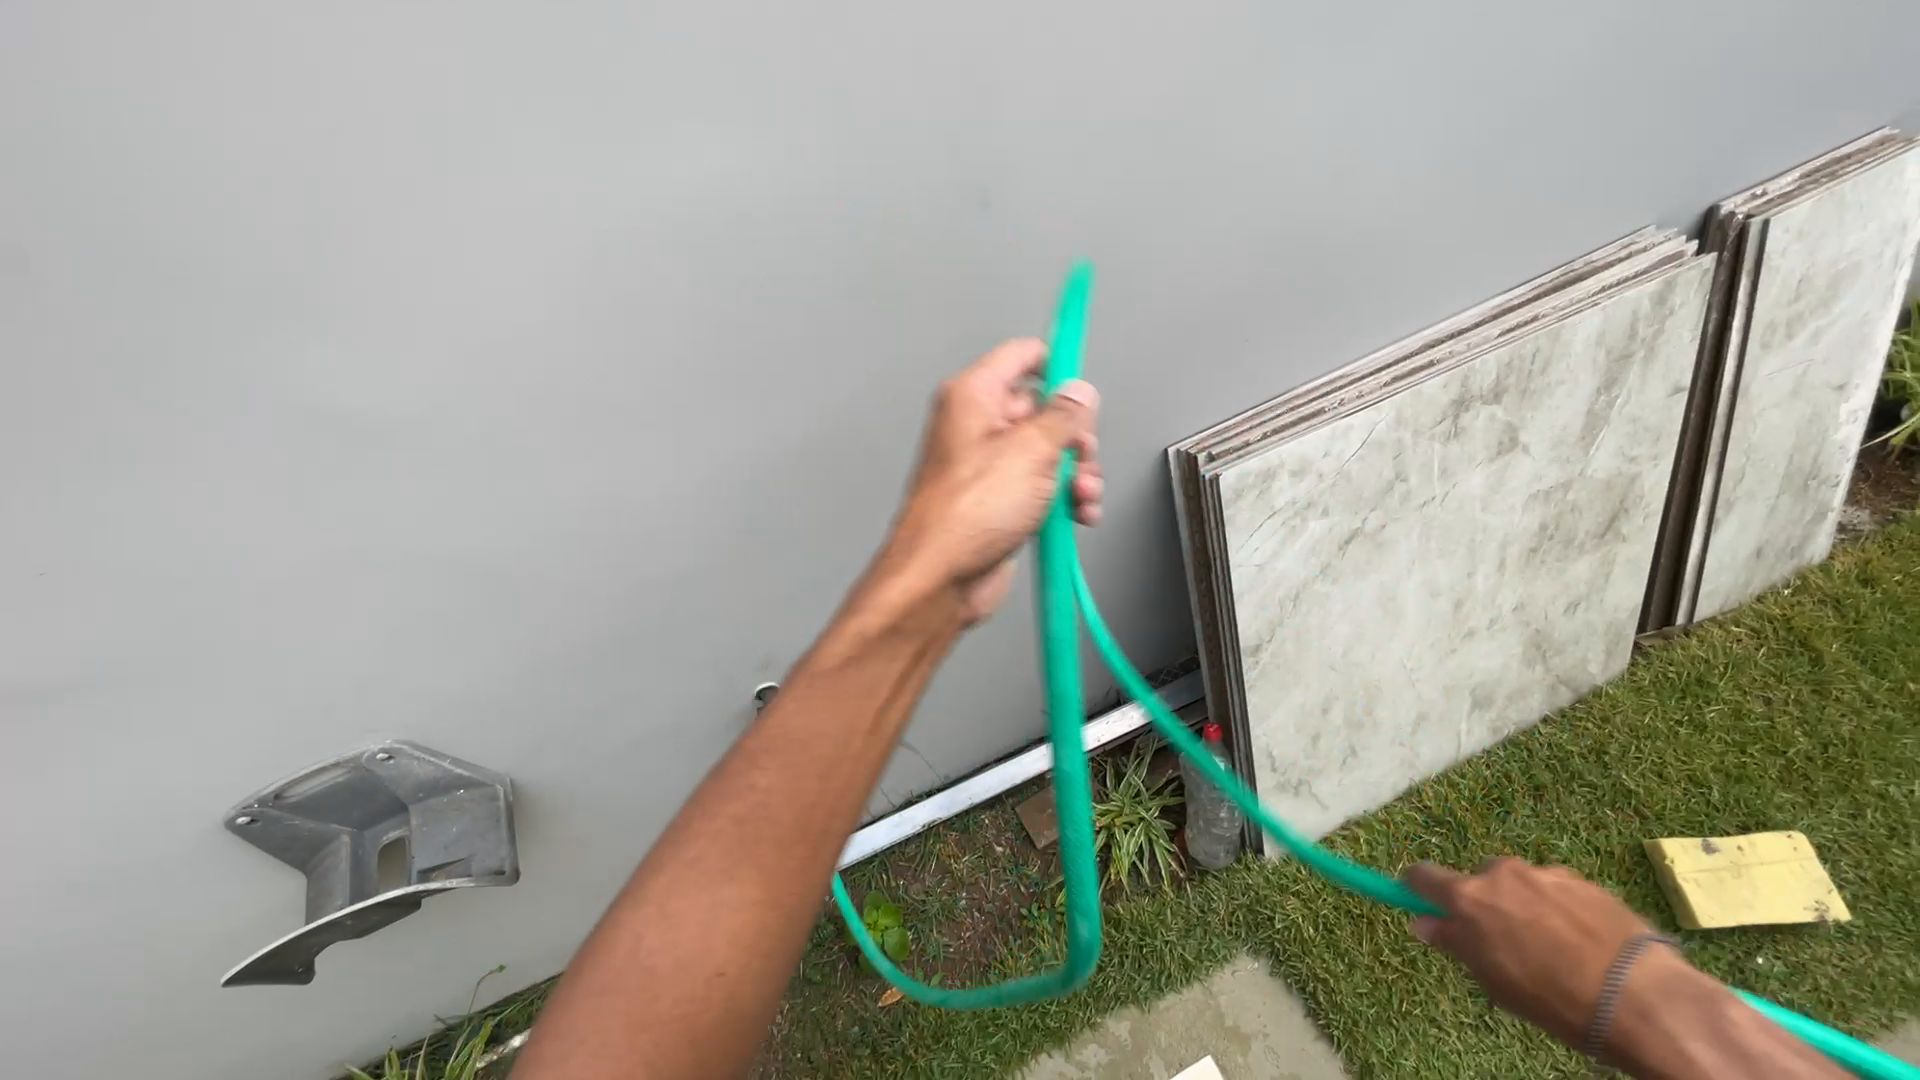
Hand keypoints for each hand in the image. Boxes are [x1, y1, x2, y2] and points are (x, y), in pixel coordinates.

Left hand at [880, 338, 1101, 623]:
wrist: (942, 578)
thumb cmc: (963, 517)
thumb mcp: (1032, 451)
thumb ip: (1064, 415)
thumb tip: (1079, 393)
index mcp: (974, 396)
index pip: (1023, 356)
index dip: (1058, 365)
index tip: (1083, 382)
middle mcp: (977, 427)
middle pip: (1044, 410)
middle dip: (1074, 437)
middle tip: (1079, 457)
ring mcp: (988, 466)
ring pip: (1048, 453)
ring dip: (1075, 474)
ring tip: (1078, 494)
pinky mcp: (998, 500)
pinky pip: (1041, 487)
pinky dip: (1063, 499)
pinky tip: (1074, 514)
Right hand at [1402, 858, 1664, 1046]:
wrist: (1643, 998)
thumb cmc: (1554, 998)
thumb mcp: (1493, 980)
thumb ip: (1455, 943)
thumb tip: (1424, 922)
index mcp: (1468, 896)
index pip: (1422, 875)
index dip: (1418, 889)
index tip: (1425, 904)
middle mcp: (1500, 873)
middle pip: (1478, 879)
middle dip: (1486, 901)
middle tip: (1505, 940)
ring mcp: (1544, 873)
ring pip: (1522, 884)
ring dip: (1526, 905)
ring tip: (1555, 947)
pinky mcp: (1585, 880)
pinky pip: (1559, 890)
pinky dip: (1562, 909)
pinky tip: (1585, 943)